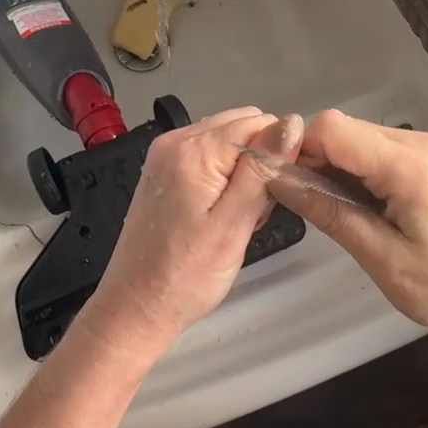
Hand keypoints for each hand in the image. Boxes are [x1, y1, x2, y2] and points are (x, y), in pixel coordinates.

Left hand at [79, 107, 281, 358]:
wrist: (136, 305)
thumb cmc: (184, 276)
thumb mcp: (233, 226)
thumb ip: (262, 171)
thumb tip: (291, 124)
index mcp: (193, 150)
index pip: (258, 122)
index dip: (279, 152)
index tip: (277, 193)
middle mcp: (175, 140)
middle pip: (241, 124)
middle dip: (262, 159)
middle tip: (256, 208)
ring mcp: (166, 153)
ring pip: (228, 138)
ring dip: (245, 168)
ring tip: (238, 214)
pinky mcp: (164, 169)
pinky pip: (209, 153)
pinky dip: (225, 174)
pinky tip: (222, 211)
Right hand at [265, 110, 427, 347]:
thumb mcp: (380, 257)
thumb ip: (327, 210)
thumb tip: (274, 177)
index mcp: (409, 165)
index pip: (331, 128)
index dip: (297, 148)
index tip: (281, 184)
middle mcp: (418, 143)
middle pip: (342, 128)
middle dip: (312, 158)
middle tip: (304, 203)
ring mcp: (425, 148)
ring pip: (355, 136)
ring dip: (332, 164)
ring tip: (331, 208)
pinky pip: (374, 148)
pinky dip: (352, 168)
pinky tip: (356, 203)